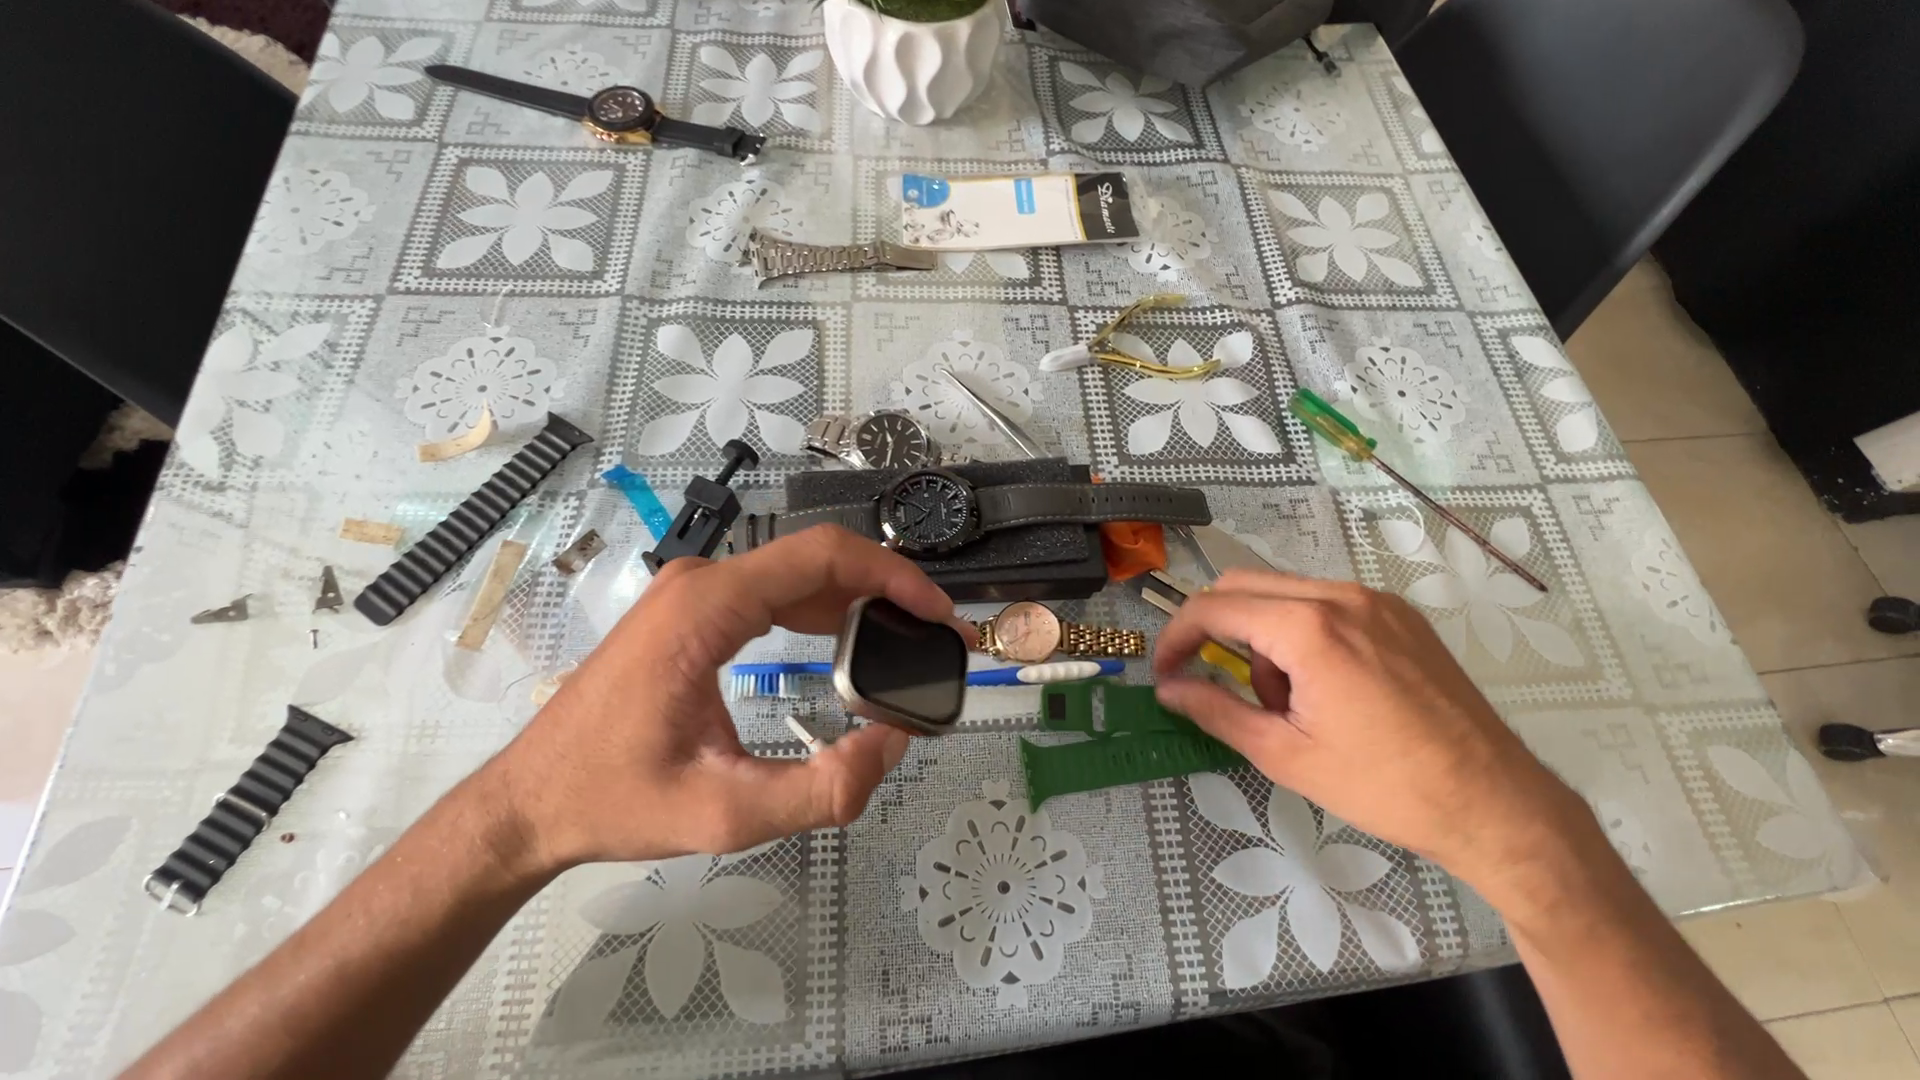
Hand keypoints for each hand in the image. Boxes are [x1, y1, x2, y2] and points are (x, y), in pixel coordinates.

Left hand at [482, 526, 953, 875]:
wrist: (531, 801)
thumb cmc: (615, 800)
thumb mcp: (727, 813)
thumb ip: (824, 789)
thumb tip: (894, 744)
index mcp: (706, 609)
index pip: (822, 556)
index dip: (893, 576)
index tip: (937, 613)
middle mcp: (699, 583)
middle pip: (816, 558)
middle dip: (887, 589)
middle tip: (936, 635)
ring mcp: (692, 594)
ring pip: (796, 573)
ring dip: (858, 599)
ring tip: (907, 639)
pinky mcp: (690, 613)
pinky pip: (771, 594)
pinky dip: (821, 610)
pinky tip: (850, 641)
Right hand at [1152, 571, 1587, 889]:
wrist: (1495, 803)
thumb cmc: (1383, 786)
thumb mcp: (1284, 754)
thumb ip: (1215, 711)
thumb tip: (1167, 689)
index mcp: (1309, 628)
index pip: (1214, 608)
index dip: (1175, 637)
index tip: (1163, 673)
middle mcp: (1341, 596)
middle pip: (1243, 585)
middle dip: (1213, 629)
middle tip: (1209, 680)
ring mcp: (1376, 601)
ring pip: (1284, 593)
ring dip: (1260, 634)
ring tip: (1284, 700)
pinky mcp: (1400, 615)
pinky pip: (1325, 603)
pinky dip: (1300, 632)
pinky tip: (1322, 685)